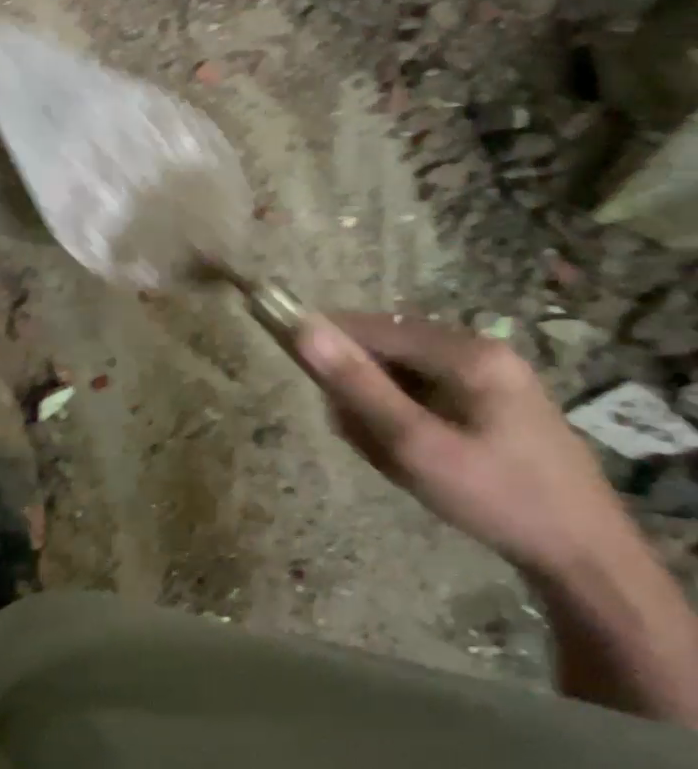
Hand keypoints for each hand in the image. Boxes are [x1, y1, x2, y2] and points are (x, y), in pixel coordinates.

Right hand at [295, 313, 634, 577]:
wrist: (584, 557)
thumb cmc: (496, 497)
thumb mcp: (414, 444)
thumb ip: (355, 384)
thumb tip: (299, 328)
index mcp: (465, 352)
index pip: (364, 327)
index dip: (330, 356)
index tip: (329, 407)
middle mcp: (478, 351)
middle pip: (381, 352)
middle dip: (359, 395)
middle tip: (369, 443)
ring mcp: (488, 376)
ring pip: (395, 376)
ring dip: (377, 413)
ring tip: (395, 458)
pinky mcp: (490, 401)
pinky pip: (419, 395)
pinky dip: (402, 422)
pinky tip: (415, 457)